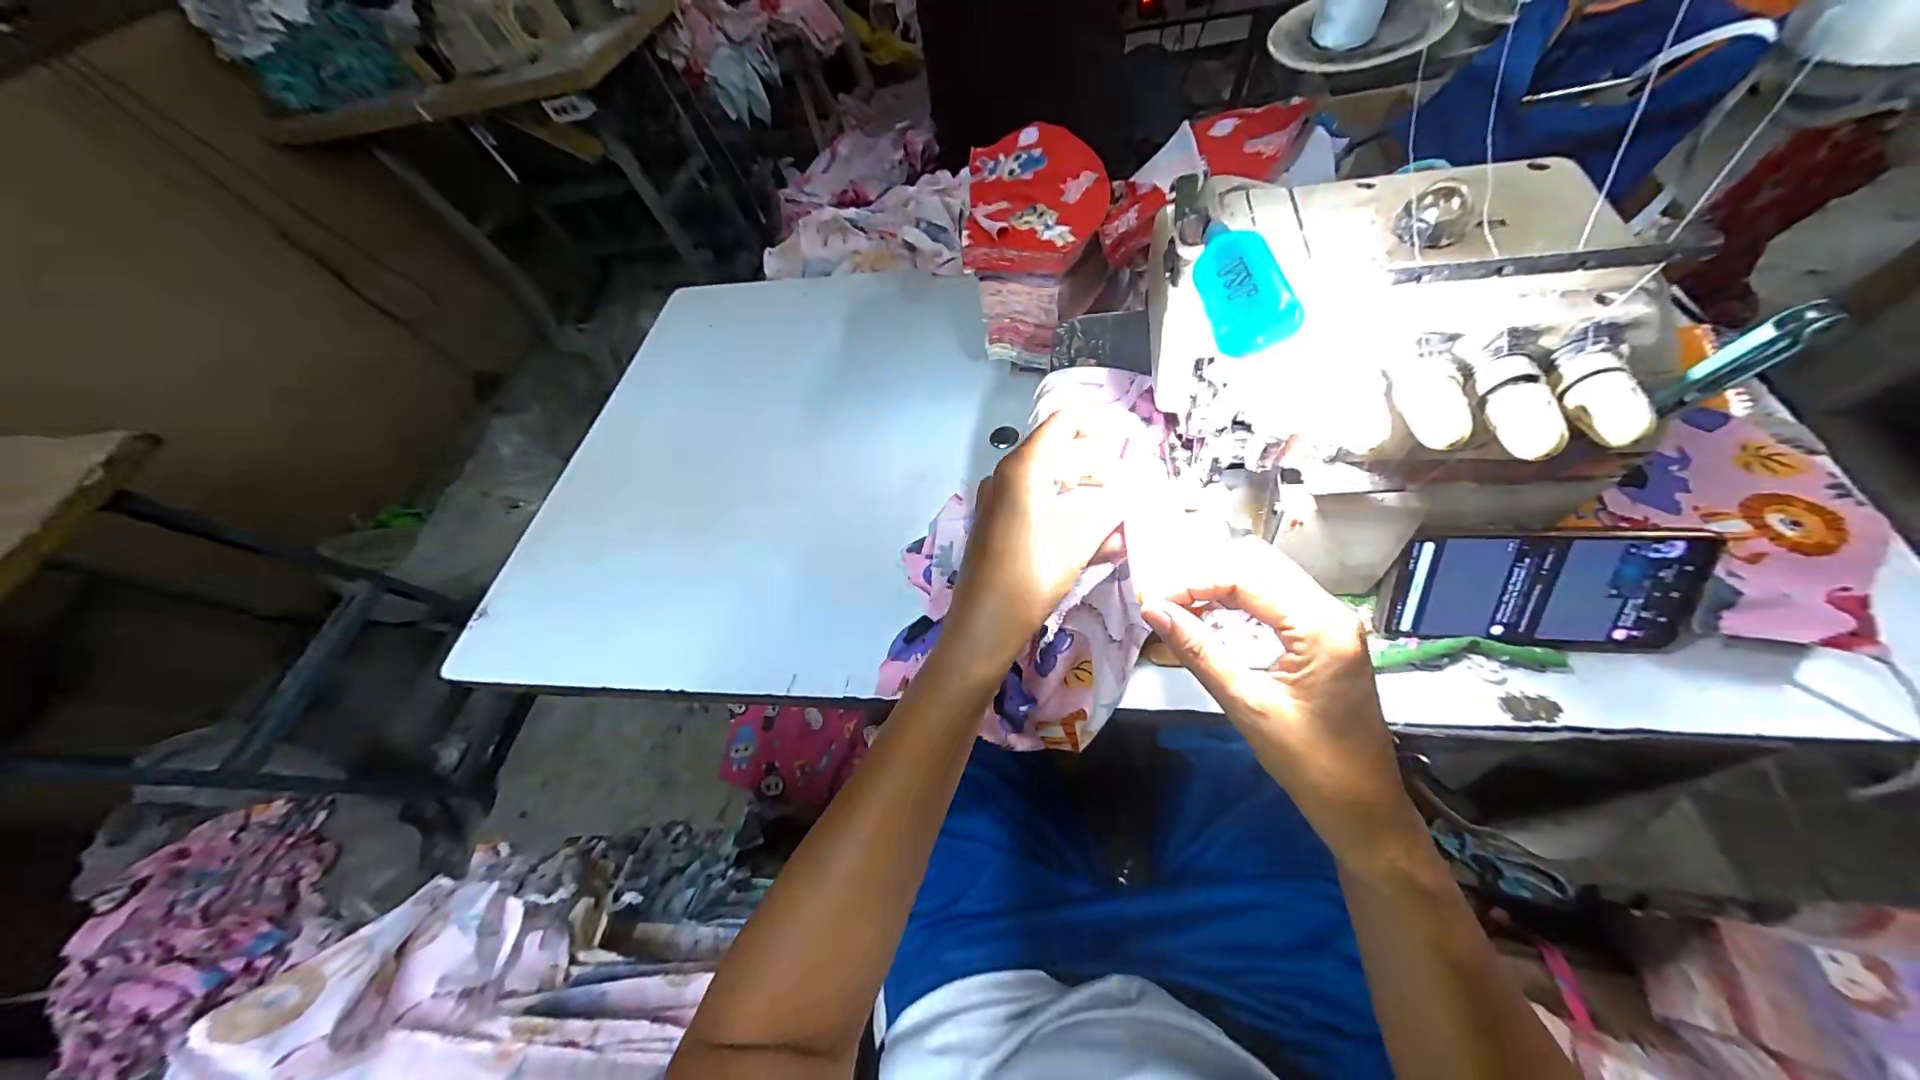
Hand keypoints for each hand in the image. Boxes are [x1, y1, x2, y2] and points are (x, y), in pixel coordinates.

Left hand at [944, 411, 1125, 669]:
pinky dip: (1054, 503)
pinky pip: (1027, 498)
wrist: (983, 625)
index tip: (1115, 432)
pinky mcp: (989, 522)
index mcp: (1022, 469)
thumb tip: (1128, 496)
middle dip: (1086, 460)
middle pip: (1050, 451)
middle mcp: (1002, 476)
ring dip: (1072, 485)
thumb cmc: (1030, 578)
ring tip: (1104, 505)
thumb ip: (1107, 513)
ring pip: (1039, 477)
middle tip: (1117, 479)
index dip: (1089, 422)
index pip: (1059, 424)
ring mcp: (992, 499)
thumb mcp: (1078, 544)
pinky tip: (1078, 528)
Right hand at [1139, 538, 1424, 868]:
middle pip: (1260, 570)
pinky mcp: (1329, 639)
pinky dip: (1244, 606)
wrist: (1362, 807)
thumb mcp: (1245, 703)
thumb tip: (1153, 610)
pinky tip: (1215, 620)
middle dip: (1207, 581)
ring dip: (1224, 591)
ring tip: (1182, 609)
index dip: (1194, 584)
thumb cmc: (1307, 761)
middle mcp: (1334, 613)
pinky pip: (1280, 604)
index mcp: (1320, 627)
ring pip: (1269, 583)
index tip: (1154, 599)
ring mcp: (1335, 625)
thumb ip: (1198, 650)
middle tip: (1165, 602)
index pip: (1246, 580)